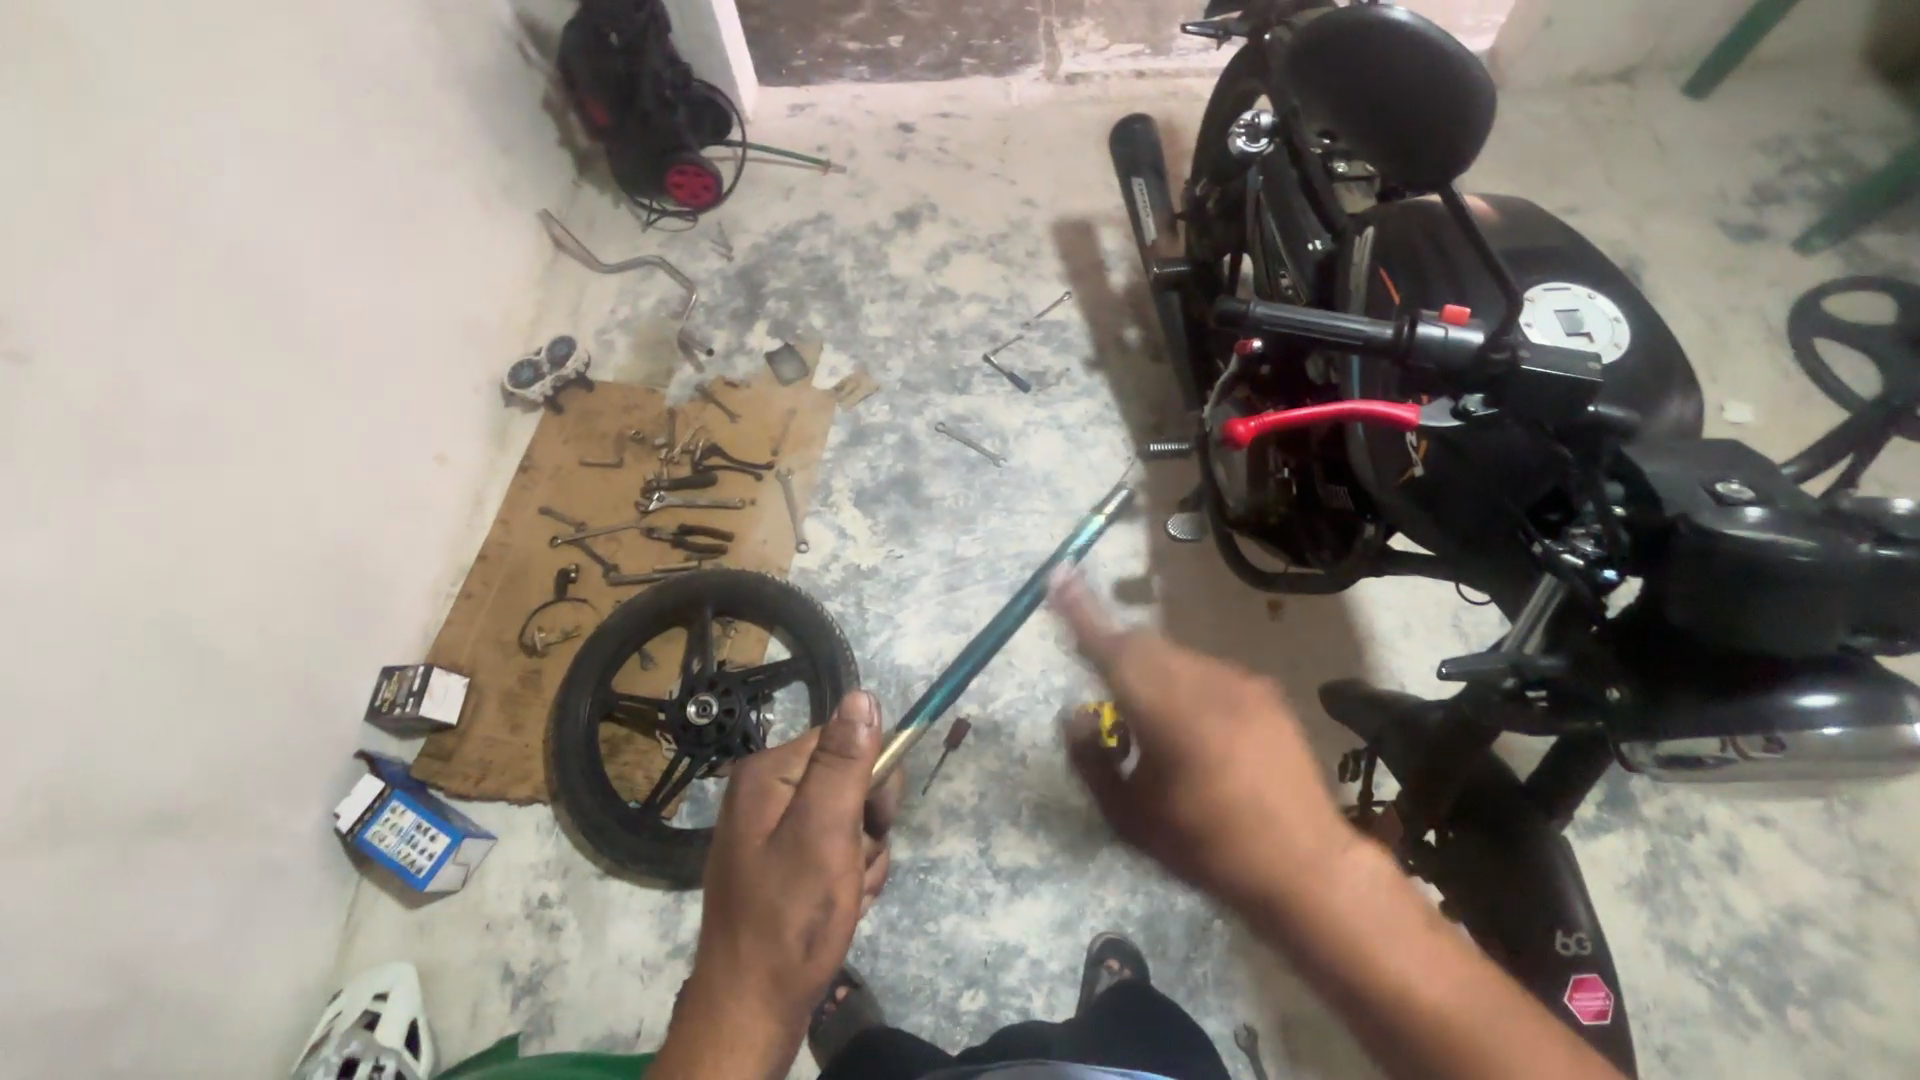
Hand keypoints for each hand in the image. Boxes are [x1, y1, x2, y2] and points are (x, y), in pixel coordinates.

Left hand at [654, 691, 903, 1078]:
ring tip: (845, 895)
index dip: (871, 779)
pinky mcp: (784, 866)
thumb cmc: (790, 917)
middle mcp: (767, 794)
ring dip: (862, 858)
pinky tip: (839, 907)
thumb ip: (844, 761)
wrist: (752, 1009)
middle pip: (849, 780)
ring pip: (850, 821)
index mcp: (769, 774)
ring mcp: (773, 832)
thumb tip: (863, 694)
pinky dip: (849, 879)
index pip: (844, 740)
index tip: (874, 821)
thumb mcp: (824, 831)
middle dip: (867, 825)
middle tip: (854, 865)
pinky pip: (836, 853)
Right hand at [1051, 572, 1358, 916]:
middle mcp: (1204, 682)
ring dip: (1151, 672)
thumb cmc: (1205, 847)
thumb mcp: (1128, 818)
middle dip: (1114, 650)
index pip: (1111, 648)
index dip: (1080, 611)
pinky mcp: (1265, 691)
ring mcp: (1240, 682)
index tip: (1057, 575)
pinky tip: (1196, 729)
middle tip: (1103, 685)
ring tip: (1154, 723)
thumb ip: (1091, 758)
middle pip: (1143, 645)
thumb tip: (1076, 712)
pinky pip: (1207, 671)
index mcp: (1166, 713)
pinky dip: (1185, 684)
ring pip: (1176, 656)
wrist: (1305, 864)